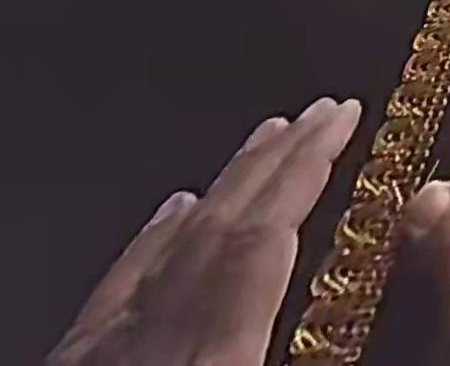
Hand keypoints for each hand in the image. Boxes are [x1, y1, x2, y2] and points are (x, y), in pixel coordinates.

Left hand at [47, 97, 362, 365]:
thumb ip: (306, 360)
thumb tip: (354, 315)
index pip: (259, 243)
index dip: (306, 169)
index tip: (344, 119)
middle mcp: (144, 354)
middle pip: (221, 228)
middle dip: (282, 157)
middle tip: (326, 109)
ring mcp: (95, 364)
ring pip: (171, 247)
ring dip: (232, 180)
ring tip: (272, 133)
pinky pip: (114, 292)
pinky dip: (155, 238)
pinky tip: (176, 208)